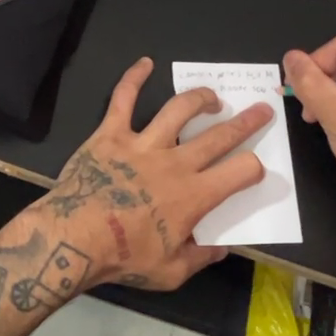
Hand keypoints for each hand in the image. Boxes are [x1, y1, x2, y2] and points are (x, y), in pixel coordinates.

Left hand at [38, 57, 270, 291]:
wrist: (74, 238)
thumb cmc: (124, 257)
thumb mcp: (171, 272)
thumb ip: (200, 258)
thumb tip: (221, 248)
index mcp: (194, 196)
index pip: (241, 172)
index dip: (255, 167)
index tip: (255, 167)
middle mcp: (175, 162)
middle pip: (219, 135)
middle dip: (246, 122)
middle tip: (260, 110)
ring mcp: (143, 143)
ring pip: (179, 109)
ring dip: (199, 99)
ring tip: (211, 96)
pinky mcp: (110, 134)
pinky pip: (123, 99)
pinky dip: (134, 78)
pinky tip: (144, 64)